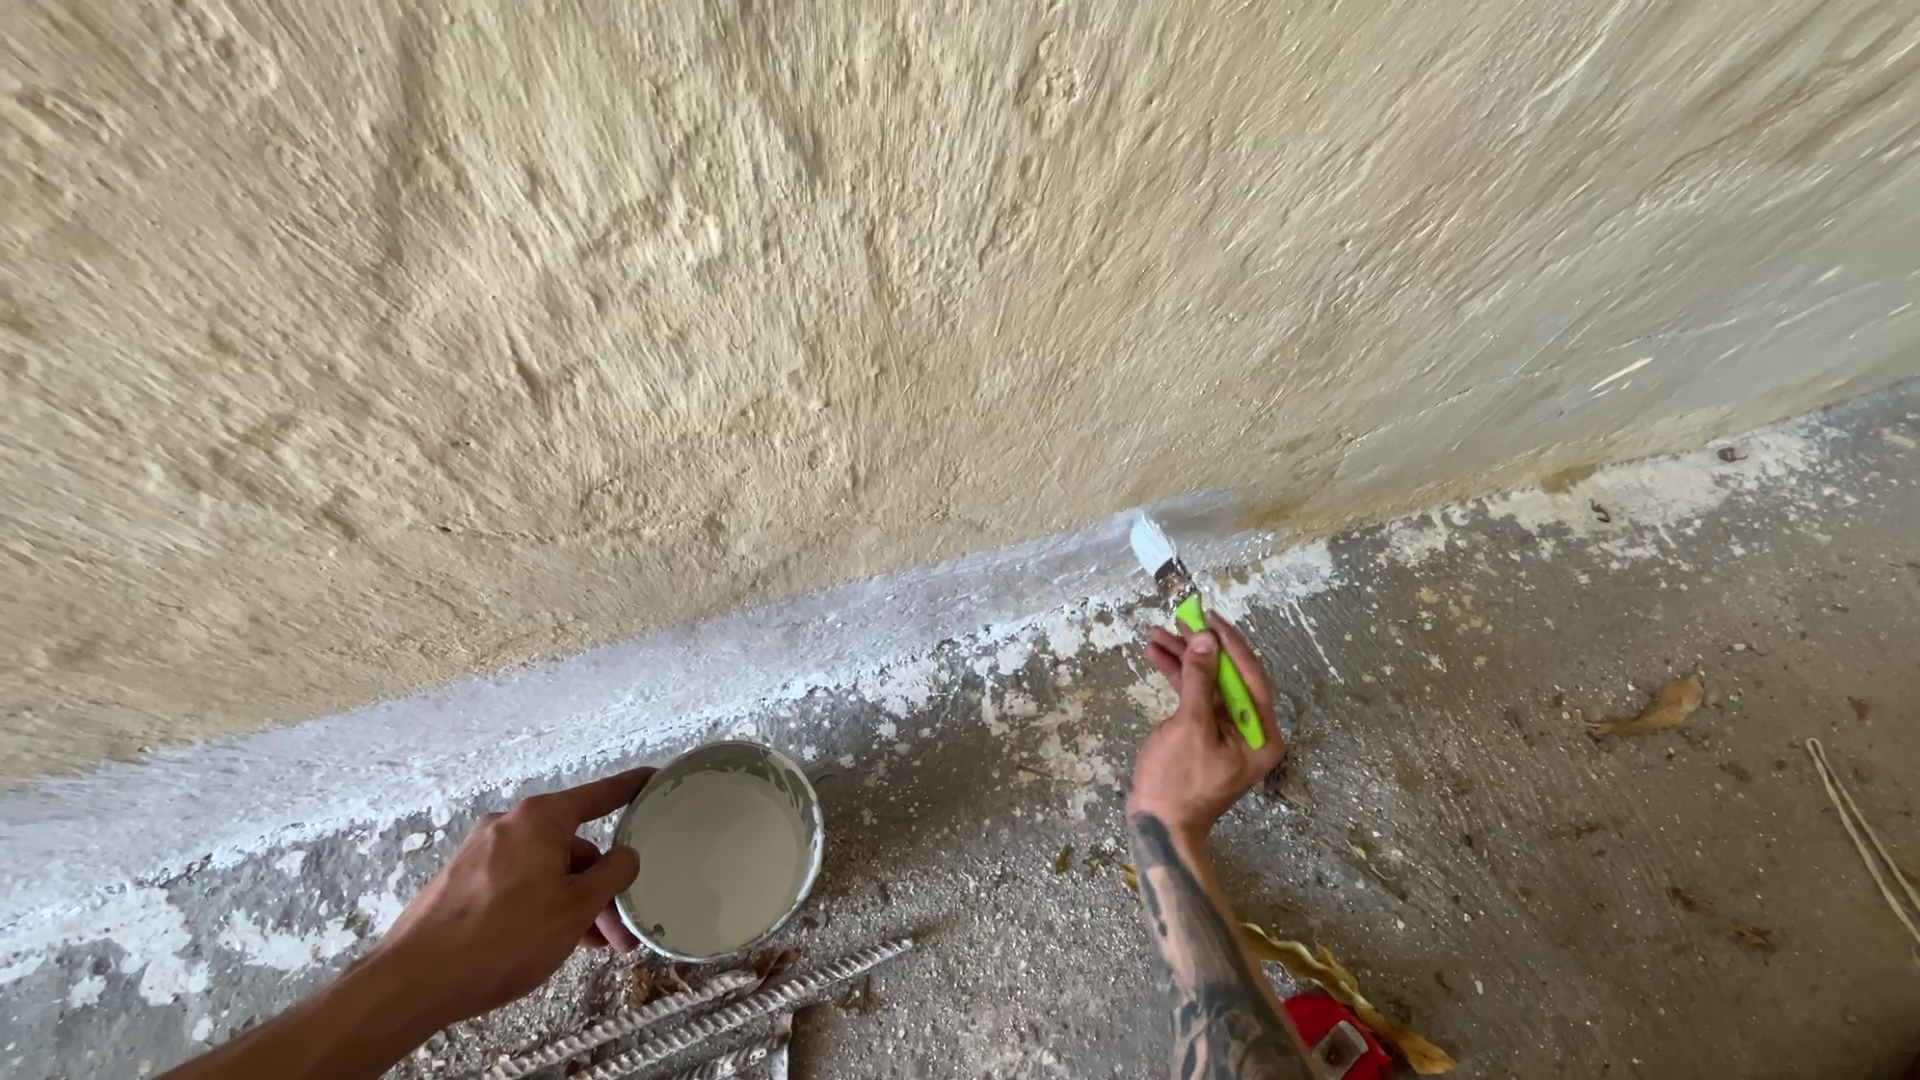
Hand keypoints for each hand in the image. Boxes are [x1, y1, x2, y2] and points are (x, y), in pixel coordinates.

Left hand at [372, 767, 654, 1028]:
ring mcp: (480, 853)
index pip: (600, 794)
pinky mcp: (460, 883)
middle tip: (620, 928)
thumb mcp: (576, 907)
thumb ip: (613, 874)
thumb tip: (625, 856)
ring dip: (572, 902)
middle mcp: (509, 825)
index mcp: (540, 818)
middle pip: (573, 846)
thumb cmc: (504, 937)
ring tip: (590, 947)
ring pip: (545, 870)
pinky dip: (540, 905)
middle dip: (600, 885)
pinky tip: (548, 941)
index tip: (655, 779)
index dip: (632, 787)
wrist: (408, 986)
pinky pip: (516, 884)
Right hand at [1128, 615, 1284, 840]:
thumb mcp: (1190, 726)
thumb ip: (1200, 681)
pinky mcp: (1205, 734)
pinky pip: (1195, 698)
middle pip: (1228, 676)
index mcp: (1262, 733)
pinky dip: (1178, 679)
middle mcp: (1251, 730)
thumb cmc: (1179, 780)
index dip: (1230, 643)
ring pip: (1208, 683)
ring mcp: (1227, 732)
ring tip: (1155, 635)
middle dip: (1199, 648)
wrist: (1160, 824)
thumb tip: (1206, 640)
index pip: (1252, 676)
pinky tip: (1157, 657)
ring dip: (1182, 660)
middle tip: (1178, 620)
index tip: (1209, 617)